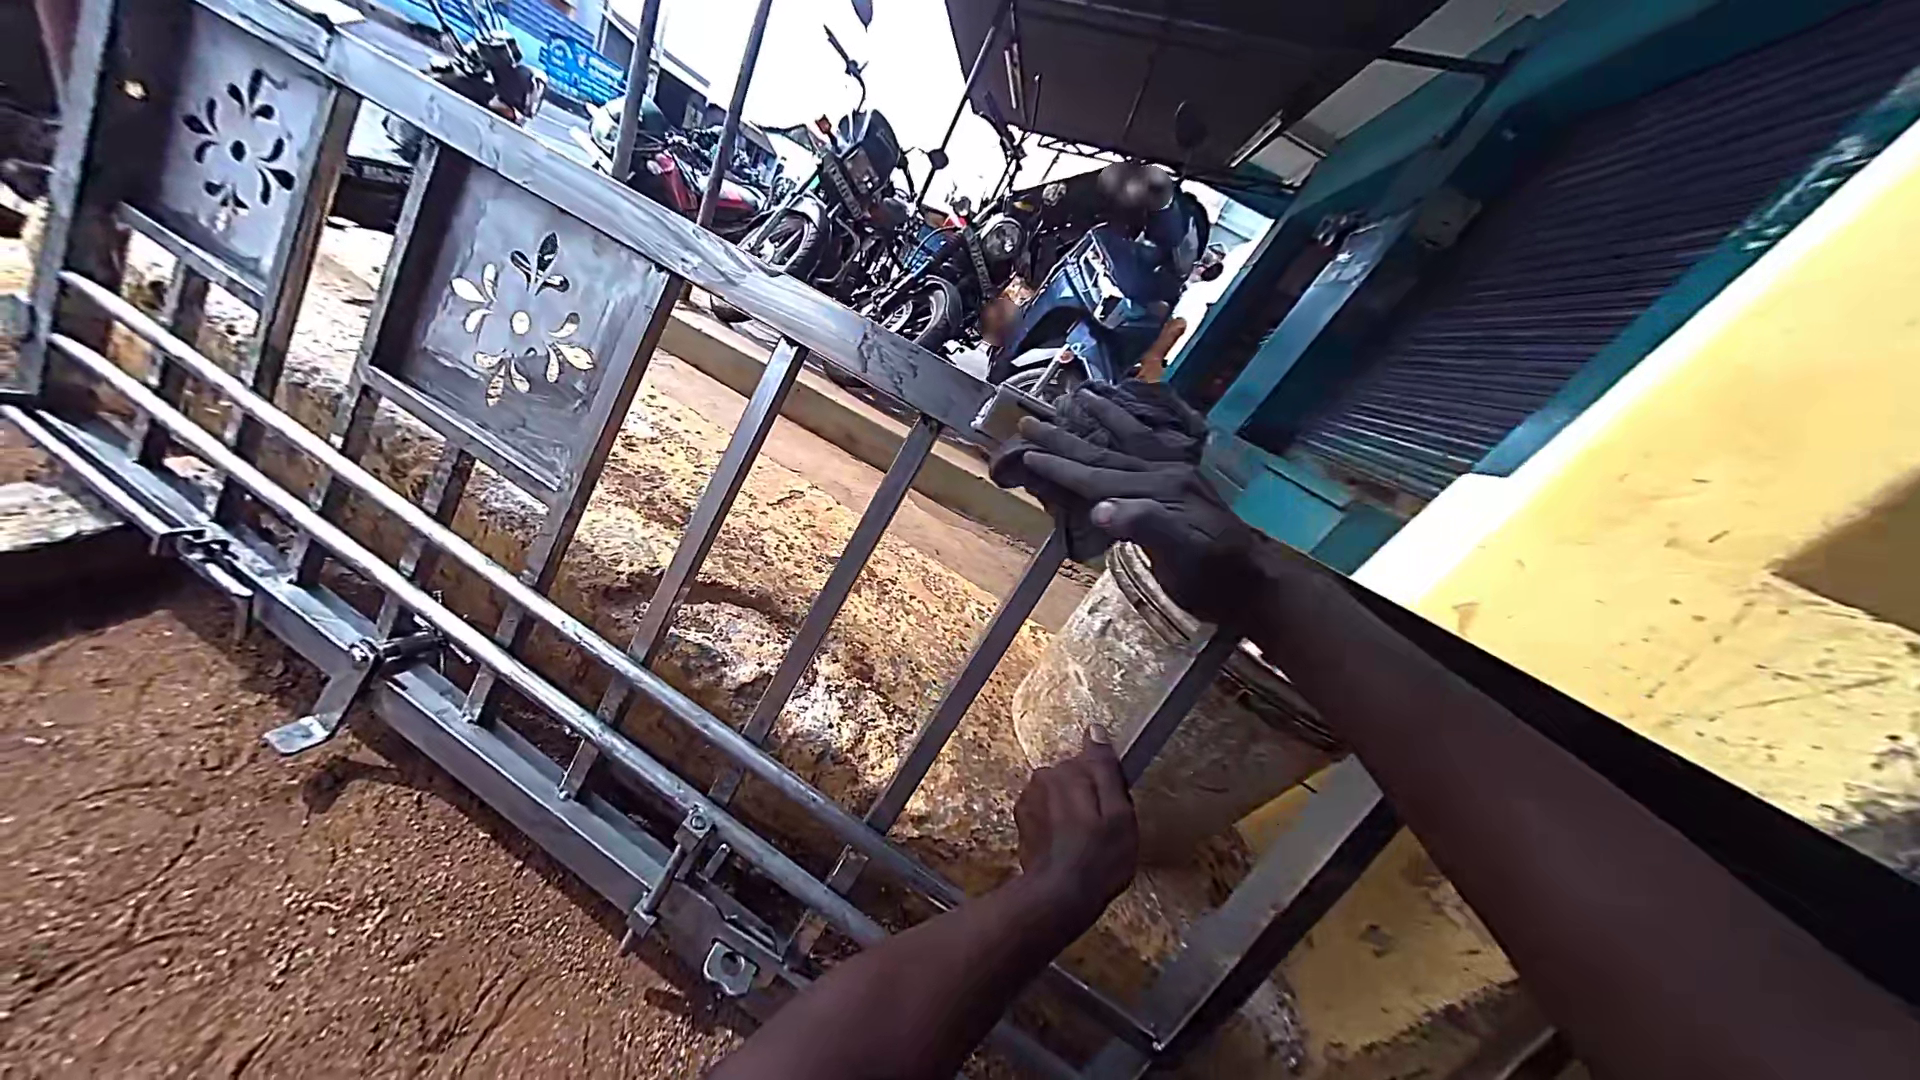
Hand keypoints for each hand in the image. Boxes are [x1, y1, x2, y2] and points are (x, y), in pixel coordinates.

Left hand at [1013, 726, 1137, 919]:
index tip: (1113, 812)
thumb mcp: (1119, 813)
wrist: (1058, 896)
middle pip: (1074, 777)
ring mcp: (1028, 799)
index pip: (1092, 763)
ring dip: (1070, 810)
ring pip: (1059, 795)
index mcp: (1067, 771)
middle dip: (1088, 797)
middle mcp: (1042, 777)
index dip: (1107, 787)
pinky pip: (1046, 812)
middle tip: (1102, 831)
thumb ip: (1105, 768)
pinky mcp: (1021, 821)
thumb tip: (1094, 730)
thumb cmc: (1098, 857)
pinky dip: (1055, 824)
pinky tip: (1066, 847)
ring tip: (1084, 843)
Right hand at [1015, 414, 1280, 628]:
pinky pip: (1151, 446)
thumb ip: (1144, 526)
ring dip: (1101, 419)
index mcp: (1157, 491)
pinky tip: (1125, 421)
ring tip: (1081, 396)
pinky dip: (1133, 429)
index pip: (1097, 476)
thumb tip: (1099, 509)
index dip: (1060, 467)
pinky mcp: (1182, 483)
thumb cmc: (1212, 577)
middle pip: (1104, 454)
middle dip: (1065, 440)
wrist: (1255, 583)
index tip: (1028, 454)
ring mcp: (1174, 476)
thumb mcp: (1180, 557)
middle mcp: (1163, 475)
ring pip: (1127, 443)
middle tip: (1031, 420)